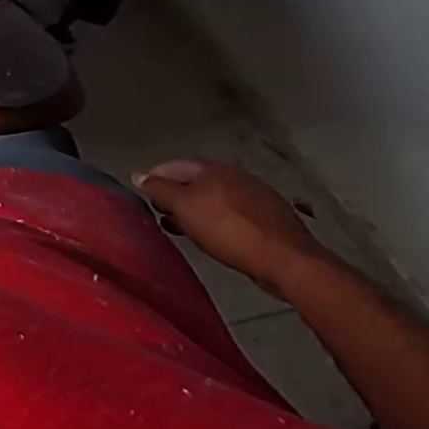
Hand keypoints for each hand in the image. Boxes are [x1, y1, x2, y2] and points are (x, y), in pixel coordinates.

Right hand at [133, 159, 336, 298]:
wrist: (289, 263)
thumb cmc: (228, 229)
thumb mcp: (182, 206)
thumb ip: (158, 189)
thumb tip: (139, 176)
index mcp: (214, 169)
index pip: (173, 166)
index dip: (154, 178)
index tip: (143, 196)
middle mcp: (237, 176)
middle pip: (196, 183)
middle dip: (176, 197)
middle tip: (162, 215)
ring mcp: (258, 198)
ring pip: (215, 200)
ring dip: (196, 211)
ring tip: (184, 229)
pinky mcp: (272, 220)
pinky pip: (234, 215)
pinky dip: (218, 222)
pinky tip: (215, 237)